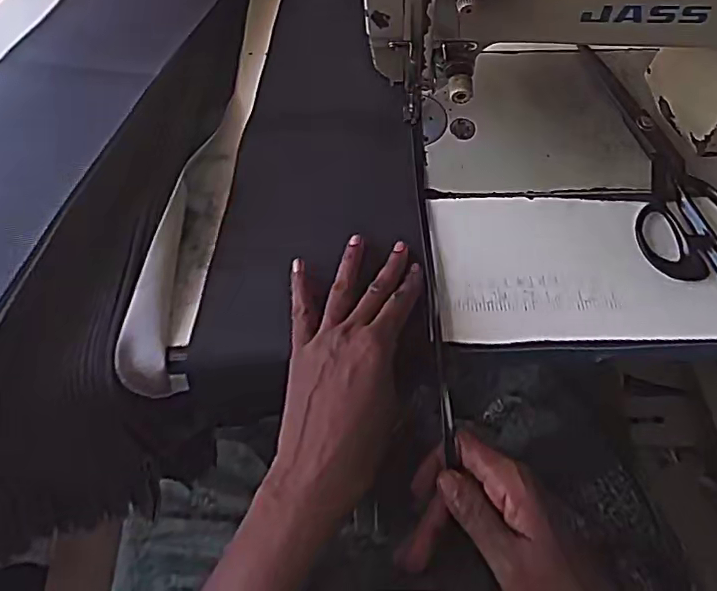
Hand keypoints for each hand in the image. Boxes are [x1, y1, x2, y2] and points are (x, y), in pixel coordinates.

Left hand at [264, 235, 423, 523]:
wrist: (313, 473)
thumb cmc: (353, 452)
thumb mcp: (393, 409)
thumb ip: (395, 373)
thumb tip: (397, 356)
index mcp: (375, 349)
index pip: (398, 307)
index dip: (410, 287)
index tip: (416, 273)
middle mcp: (347, 338)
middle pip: (373, 292)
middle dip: (390, 267)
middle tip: (399, 250)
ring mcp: (321, 341)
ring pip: (339, 291)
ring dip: (351, 264)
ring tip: (357, 242)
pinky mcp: (300, 352)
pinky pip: (300, 312)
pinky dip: (300, 287)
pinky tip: (300, 269)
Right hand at [396, 431, 611, 590]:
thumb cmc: (559, 588)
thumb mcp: (509, 560)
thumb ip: (475, 514)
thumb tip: (445, 477)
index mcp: (513, 481)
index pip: (464, 444)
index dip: (436, 463)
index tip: (417, 495)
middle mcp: (517, 480)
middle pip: (463, 473)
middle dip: (435, 508)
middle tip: (416, 550)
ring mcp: (520, 497)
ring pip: (470, 493)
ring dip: (442, 521)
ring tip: (421, 555)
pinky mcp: (523, 516)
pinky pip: (483, 508)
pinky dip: (460, 526)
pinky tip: (445, 544)